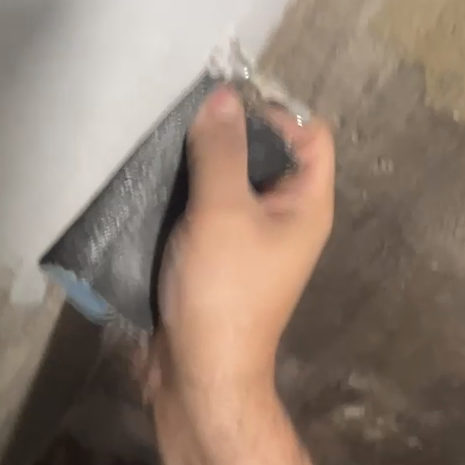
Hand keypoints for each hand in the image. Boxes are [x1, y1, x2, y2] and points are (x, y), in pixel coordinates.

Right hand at [148, 86, 334, 406]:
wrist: (199, 369)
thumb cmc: (223, 289)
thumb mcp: (224, 212)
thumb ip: (223, 152)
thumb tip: (225, 96)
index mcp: (308, 204)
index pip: (312, 137)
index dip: (279, 112)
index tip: (226, 102)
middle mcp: (287, 214)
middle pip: (269, 152)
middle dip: (231, 129)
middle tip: (183, 112)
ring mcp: (252, 233)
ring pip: (233, 177)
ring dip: (202, 158)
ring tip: (160, 135)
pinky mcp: (217, 250)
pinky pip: (208, 204)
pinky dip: (186, 187)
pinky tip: (152, 172)